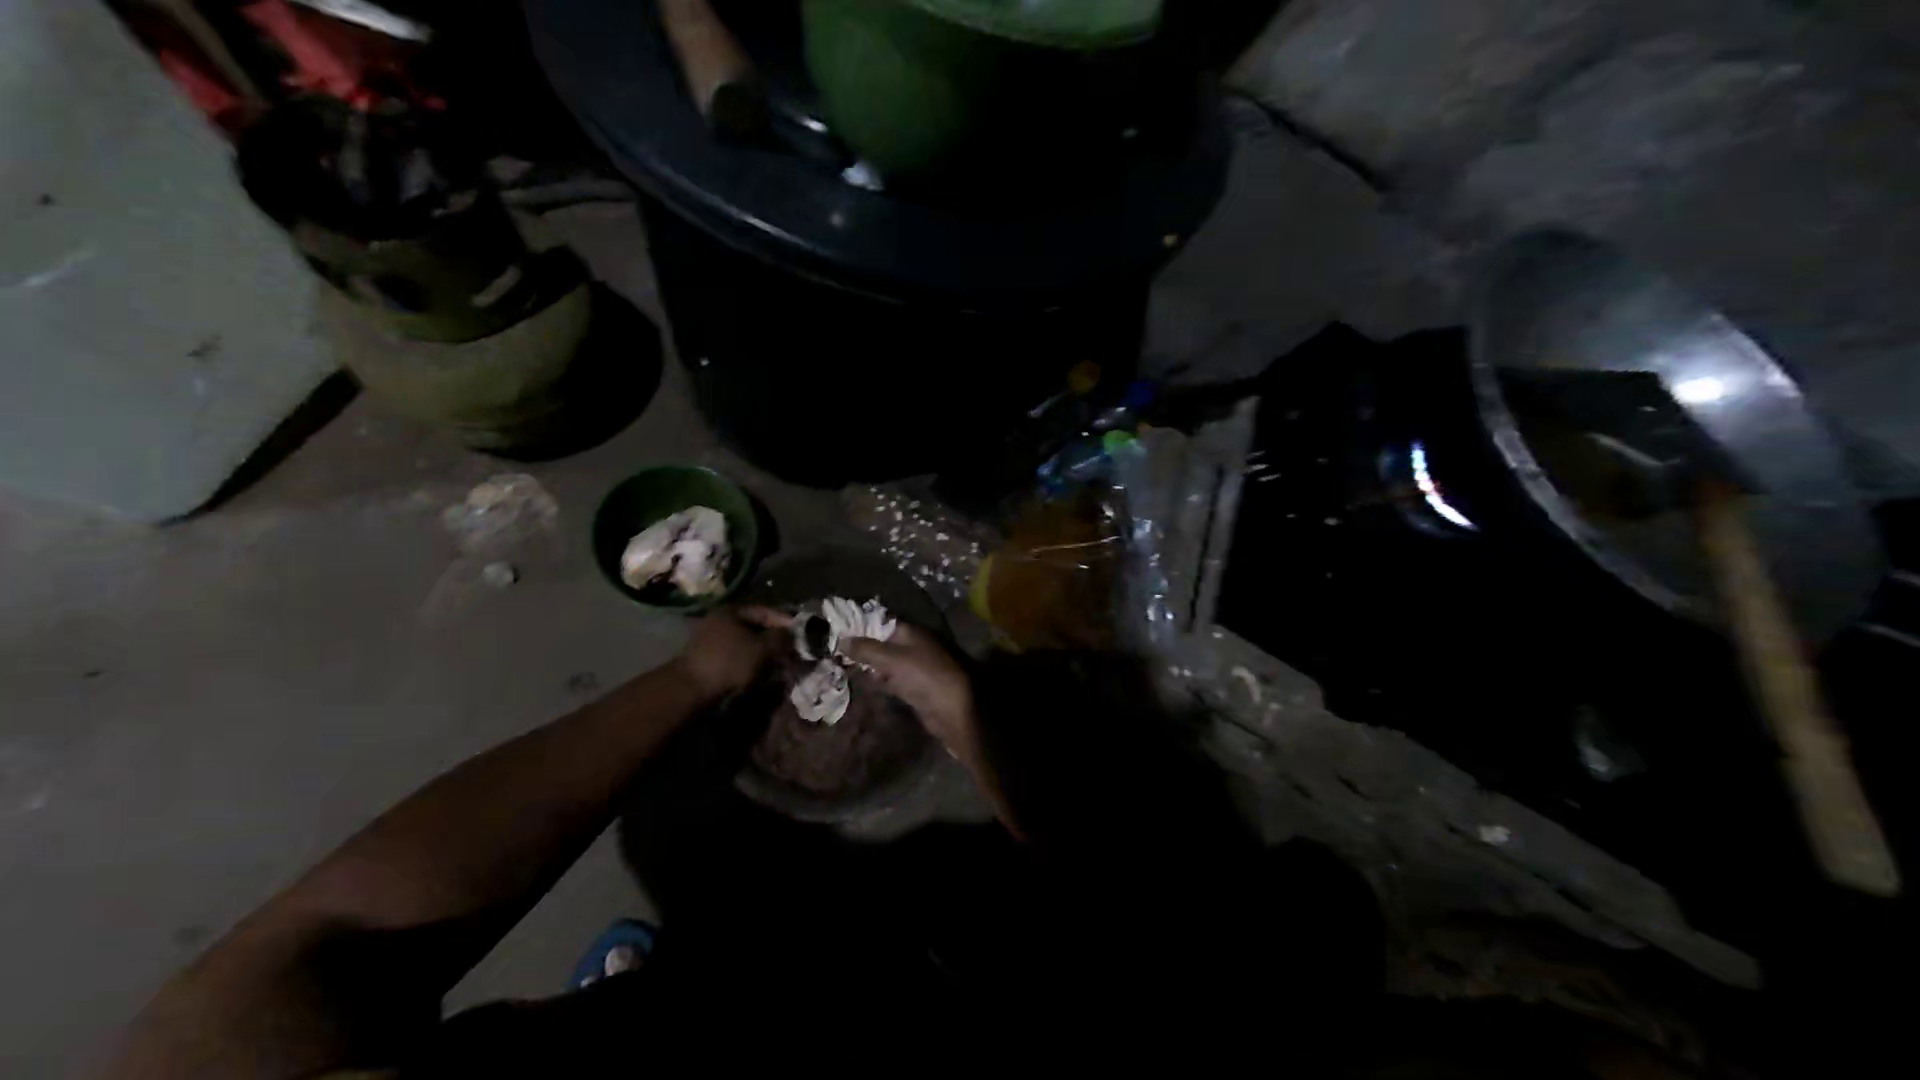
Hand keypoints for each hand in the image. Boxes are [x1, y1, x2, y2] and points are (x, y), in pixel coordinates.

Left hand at [674, 606, 787, 700]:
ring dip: (765, 652)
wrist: (692, 690)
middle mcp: (720, 621)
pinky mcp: (710, 659)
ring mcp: (712, 641)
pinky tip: (764, 672)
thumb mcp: (762, 648)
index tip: (802, 633)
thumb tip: (793, 634)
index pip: (765, 611)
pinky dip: (753, 661)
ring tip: (781, 663)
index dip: (785, 621)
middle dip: (776, 639)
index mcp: (731, 611)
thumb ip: (781, 638)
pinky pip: (738, 656)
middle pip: (756, 627)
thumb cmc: (729, 662)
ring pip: (748, 643)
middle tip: (793, 650)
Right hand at [841, 624, 976, 761]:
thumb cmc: (924, 676)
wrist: (953, 710)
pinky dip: (878, 680)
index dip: (861, 626)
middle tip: (834, 650)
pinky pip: (891, 680)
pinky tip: (862, 682)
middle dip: (862, 647)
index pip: (882, 623)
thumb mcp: (892, 659)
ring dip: (869, 665)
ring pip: (886, 663)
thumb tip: (841, 639)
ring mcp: (914, 668)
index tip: (838, 630)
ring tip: (842, 665)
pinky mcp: (914, 688)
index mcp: (912, 633)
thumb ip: (866, 649)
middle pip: (883, 643)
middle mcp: (913, 646)